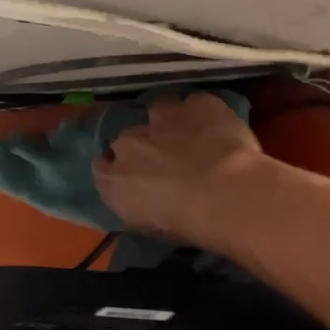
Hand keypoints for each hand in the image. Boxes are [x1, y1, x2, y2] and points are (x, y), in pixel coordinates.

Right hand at [94, 92, 264, 238]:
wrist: (225, 193)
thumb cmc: (188, 222)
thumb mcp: (153, 226)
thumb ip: (140, 204)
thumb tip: (149, 198)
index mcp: (114, 180)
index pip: (104, 166)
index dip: (122, 167)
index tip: (139, 174)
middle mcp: (130, 144)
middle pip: (131, 138)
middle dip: (147, 144)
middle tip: (172, 158)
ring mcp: (162, 118)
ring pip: (160, 110)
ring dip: (172, 120)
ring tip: (193, 133)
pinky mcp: (197, 103)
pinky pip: (196, 103)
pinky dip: (205, 112)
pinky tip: (219, 125)